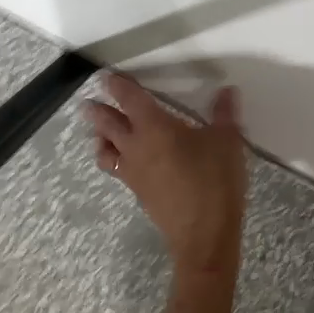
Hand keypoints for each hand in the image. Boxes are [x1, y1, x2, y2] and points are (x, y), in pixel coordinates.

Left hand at [86, 74, 247, 274]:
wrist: (203, 235)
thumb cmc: (214, 180)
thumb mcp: (227, 140)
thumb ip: (224, 112)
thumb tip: (227, 90)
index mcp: (155, 127)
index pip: (131, 100)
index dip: (118, 87)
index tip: (106, 78)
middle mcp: (137, 148)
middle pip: (109, 125)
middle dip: (98, 112)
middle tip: (87, 103)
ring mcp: (134, 174)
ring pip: (107, 152)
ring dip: (100, 139)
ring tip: (98, 133)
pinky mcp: (138, 193)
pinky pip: (117, 170)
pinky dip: (113, 159)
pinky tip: (123, 161)